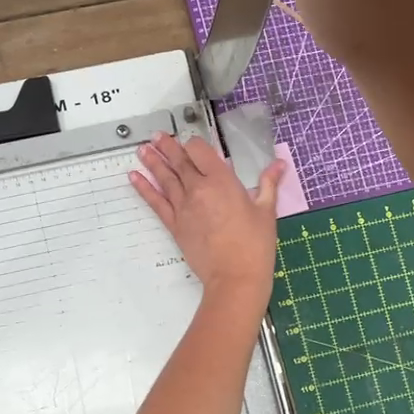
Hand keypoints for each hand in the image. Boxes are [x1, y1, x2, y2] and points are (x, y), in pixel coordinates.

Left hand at [130, 133, 285, 306]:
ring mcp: (183, 207)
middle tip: (157, 136)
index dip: (194, 144)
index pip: (200, 150)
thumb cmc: (255, 245)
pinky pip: (156, 202)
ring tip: (142, 149)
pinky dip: (144, 189)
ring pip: (164, 178)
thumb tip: (279, 165)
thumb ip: (269, 184)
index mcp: (221, 181)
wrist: (235, 277)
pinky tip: (134, 178)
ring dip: (152, 162)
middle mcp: (198, 189)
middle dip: (167, 147)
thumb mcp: (266, 211)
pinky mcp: (175, 226)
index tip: (192, 143)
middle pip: (179, 161)